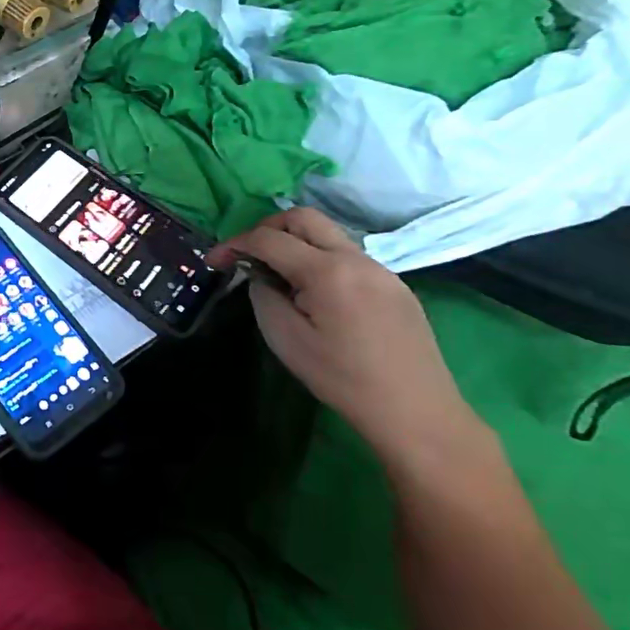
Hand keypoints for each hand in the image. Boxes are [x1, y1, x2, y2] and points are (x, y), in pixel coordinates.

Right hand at [208, 208, 481, 463]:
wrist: (415, 411)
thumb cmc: (342, 378)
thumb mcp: (285, 339)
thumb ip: (263, 295)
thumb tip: (261, 275)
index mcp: (328, 271)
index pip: (270, 239)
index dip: (235, 243)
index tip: (214, 260)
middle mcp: (357, 259)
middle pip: (304, 218)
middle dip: (267, 228)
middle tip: (247, 254)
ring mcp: (381, 270)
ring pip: (329, 235)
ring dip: (295, 243)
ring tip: (277, 276)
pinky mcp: (394, 286)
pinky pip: (347, 256)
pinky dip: (319, 259)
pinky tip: (312, 293)